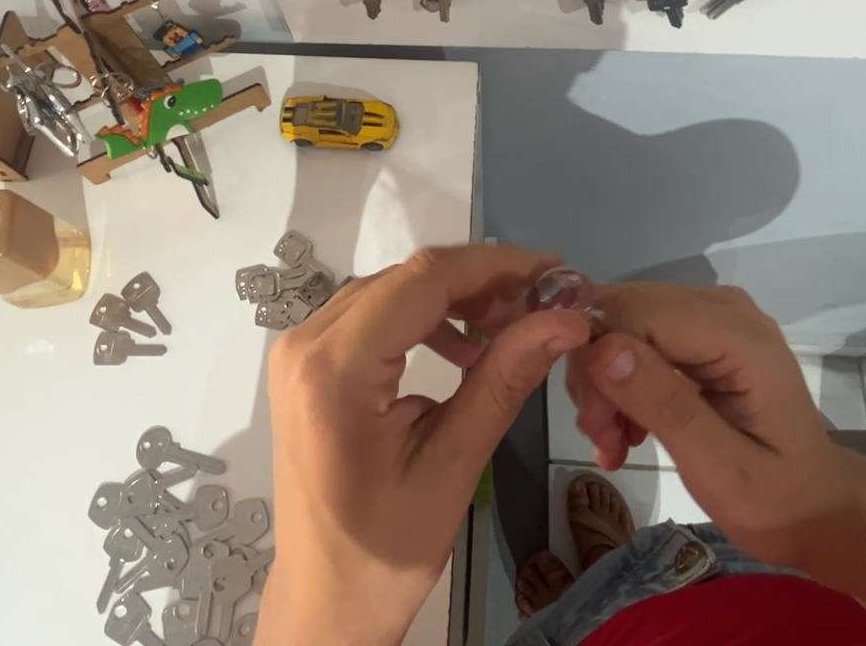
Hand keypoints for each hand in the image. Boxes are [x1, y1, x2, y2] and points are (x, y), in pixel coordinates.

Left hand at [258, 245, 590, 645]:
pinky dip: (424, 319)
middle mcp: (306, 341)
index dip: (494, 265)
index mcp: (334, 367)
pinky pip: (375, 315)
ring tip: (511, 324)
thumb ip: (504, 380)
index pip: (423, 280)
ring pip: (392, 290)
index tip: (555, 272)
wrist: (323, 600)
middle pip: (407, 278)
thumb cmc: (385, 550)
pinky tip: (463, 347)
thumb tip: (564, 319)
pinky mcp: (309, 361)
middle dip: (481, 282)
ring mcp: (301, 348)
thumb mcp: (453, 465)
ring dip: (455, 298)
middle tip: (542, 304)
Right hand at [565, 283, 865, 570]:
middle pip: (623, 311)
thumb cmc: (777, 500)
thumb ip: (667, 406)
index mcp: (739, 335)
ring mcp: (709, 314)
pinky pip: (635, 336)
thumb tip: (604, 349)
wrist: (816, 507)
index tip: (594, 420)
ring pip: (621, 322)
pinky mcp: (696, 330)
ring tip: (612, 441)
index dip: (598, 355)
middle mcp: (722, 307)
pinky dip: (618, 380)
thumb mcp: (722, 471)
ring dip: (603, 382)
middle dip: (596, 372)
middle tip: (601, 436)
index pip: (637, 311)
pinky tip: (624, 427)